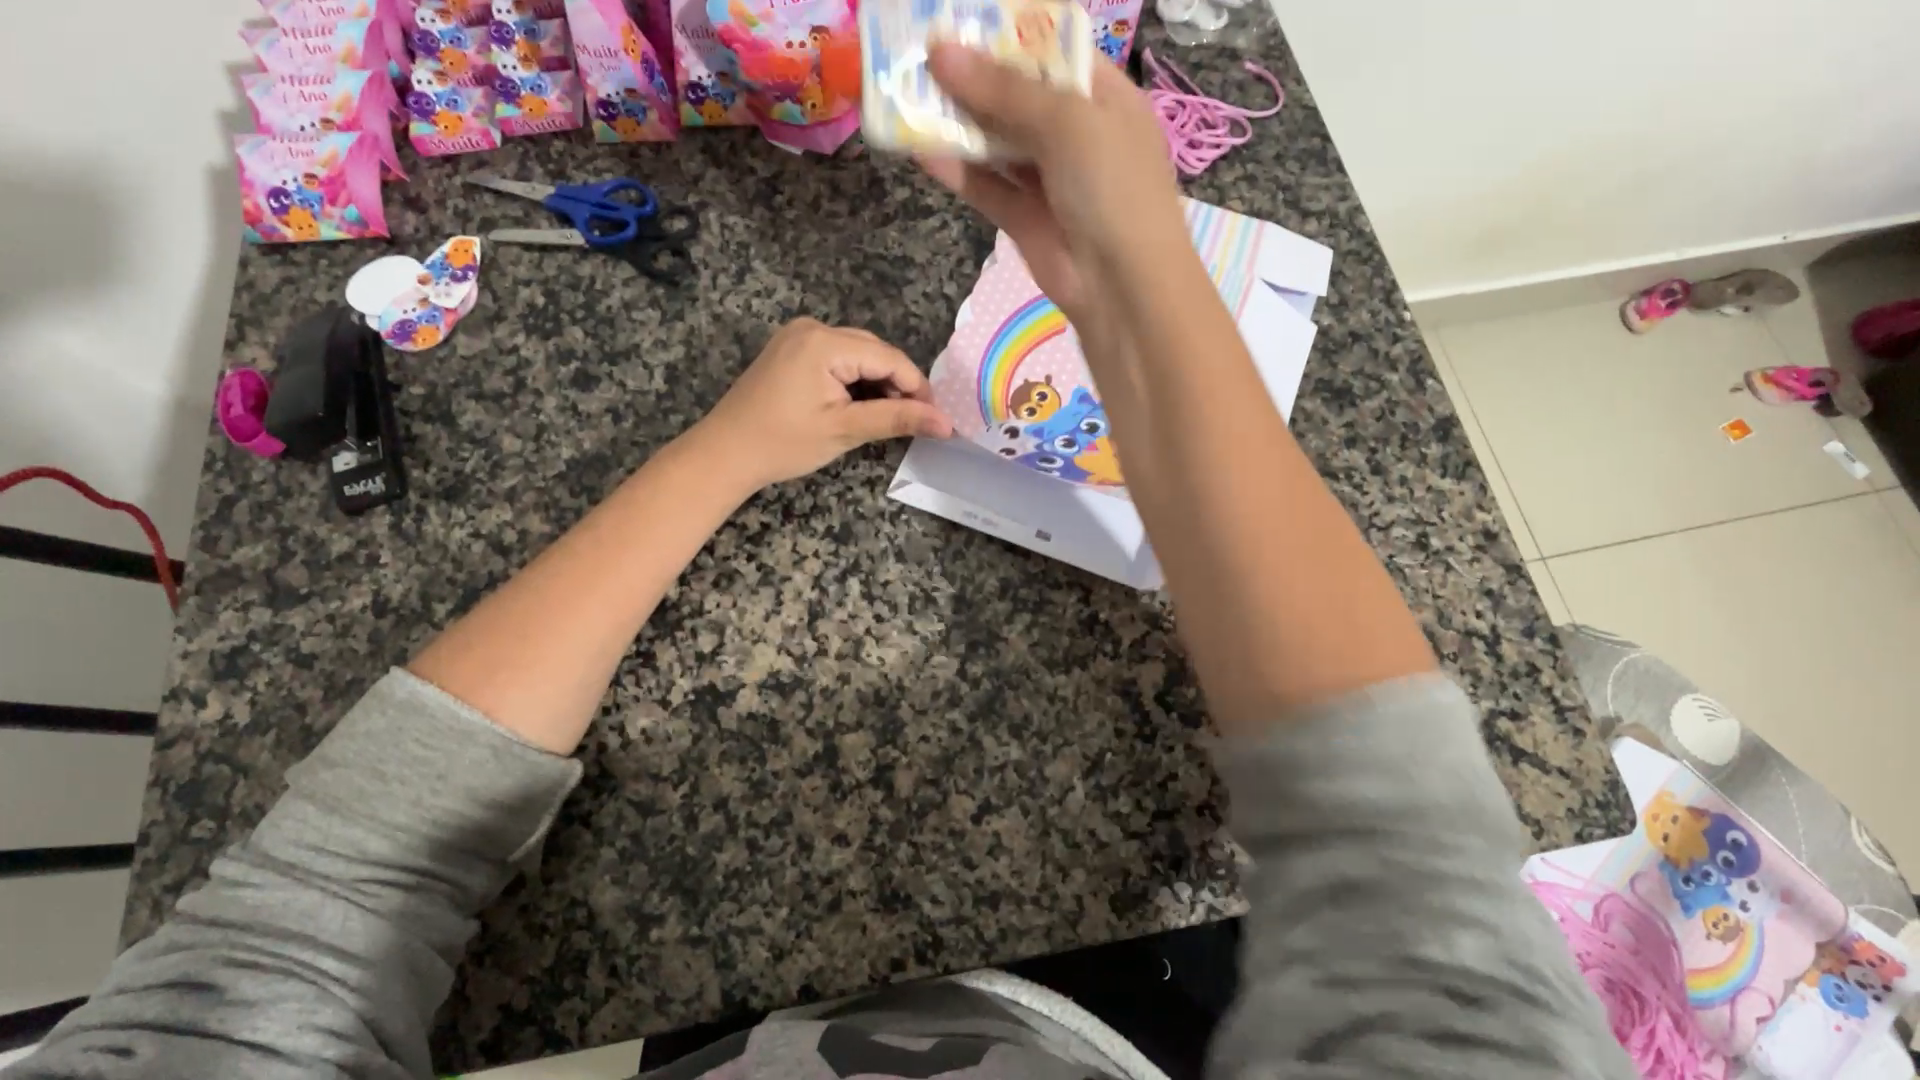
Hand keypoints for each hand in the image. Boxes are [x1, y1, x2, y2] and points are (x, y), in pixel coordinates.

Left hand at [690, 318, 952, 491]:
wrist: (725, 453)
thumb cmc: (783, 443)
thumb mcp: (845, 430)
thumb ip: (898, 419)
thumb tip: (947, 423)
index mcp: (825, 342)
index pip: (889, 358)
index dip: (917, 388)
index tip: (936, 419)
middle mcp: (812, 327)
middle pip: (874, 352)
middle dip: (897, 385)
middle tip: (912, 422)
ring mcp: (798, 336)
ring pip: (857, 354)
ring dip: (876, 383)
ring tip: (885, 418)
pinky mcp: (790, 349)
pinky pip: (836, 358)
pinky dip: (853, 380)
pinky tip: (858, 406)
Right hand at [917, 44, 1187, 323]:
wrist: (1122, 286)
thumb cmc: (1112, 186)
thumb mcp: (1067, 121)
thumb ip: (1003, 89)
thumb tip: (941, 53)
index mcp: (1106, 99)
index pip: (1054, 55)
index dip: (1009, 38)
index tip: (958, 25)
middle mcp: (1079, 135)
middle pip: (1019, 97)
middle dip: (974, 78)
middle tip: (920, 56)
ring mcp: (1051, 180)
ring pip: (998, 143)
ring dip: (958, 123)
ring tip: (908, 95)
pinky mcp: (1026, 220)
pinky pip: (987, 187)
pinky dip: (957, 171)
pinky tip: (920, 149)